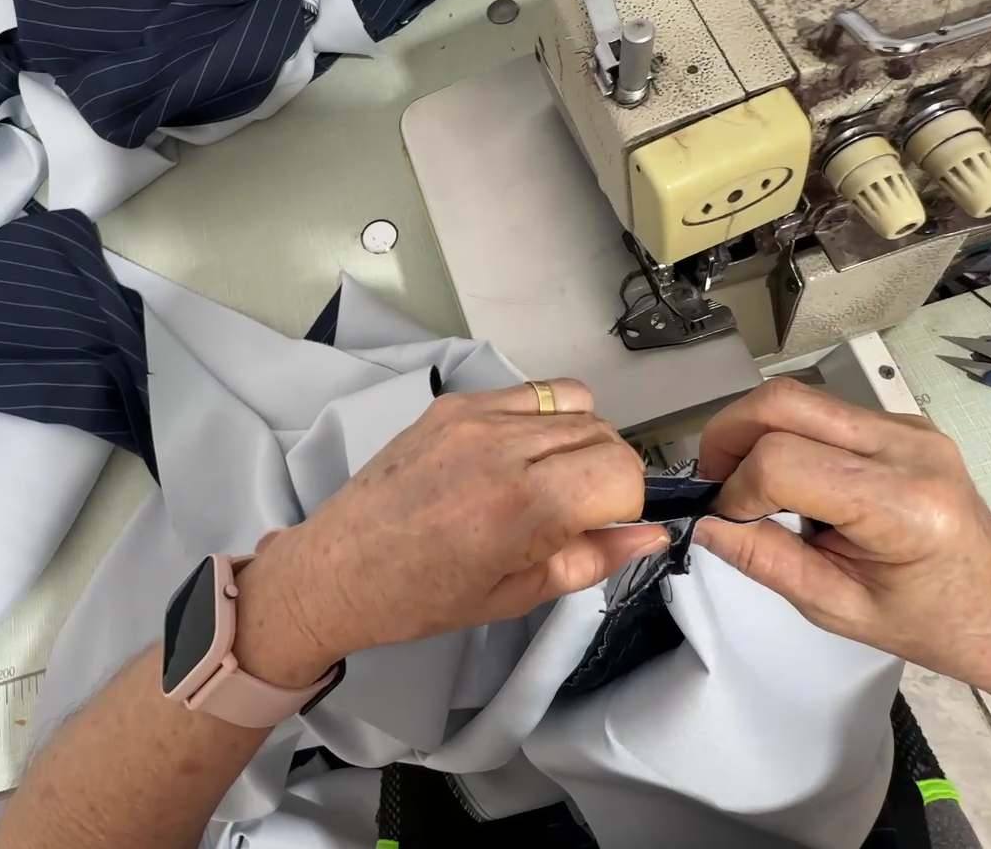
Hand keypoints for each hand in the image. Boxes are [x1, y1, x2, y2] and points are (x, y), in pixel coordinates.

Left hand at [233, 379, 666, 686]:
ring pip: (574, 401)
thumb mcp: (517, 594)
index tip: (602, 524)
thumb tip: (651, 533)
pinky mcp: (451, 402)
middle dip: (607, 471)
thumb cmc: (424, 597)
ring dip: (579, 439)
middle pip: (603, 432)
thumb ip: (593, 558)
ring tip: (545, 476)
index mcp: (524, 504)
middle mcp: (504, 445)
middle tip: (575, 508)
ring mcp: (474, 414)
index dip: (627, 502)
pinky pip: (527, 392)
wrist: (339, 566)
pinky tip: (513, 453)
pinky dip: (540, 417)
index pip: (623, 470)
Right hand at [690, 378, 990, 691]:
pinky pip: (816, 408)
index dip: (737, 490)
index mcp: (903, 506)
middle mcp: (907, 449)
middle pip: (781, 402)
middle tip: (716, 481)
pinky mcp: (897, 422)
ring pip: (793, 397)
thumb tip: (702, 522)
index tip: (728, 522)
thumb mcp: (836, 608)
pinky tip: (788, 478)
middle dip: (727, 436)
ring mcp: (905, 427)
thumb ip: (762, 559)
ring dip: (750, 432)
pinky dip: (780, 434)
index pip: (782, 461)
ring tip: (747, 482)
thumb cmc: (933, 624)